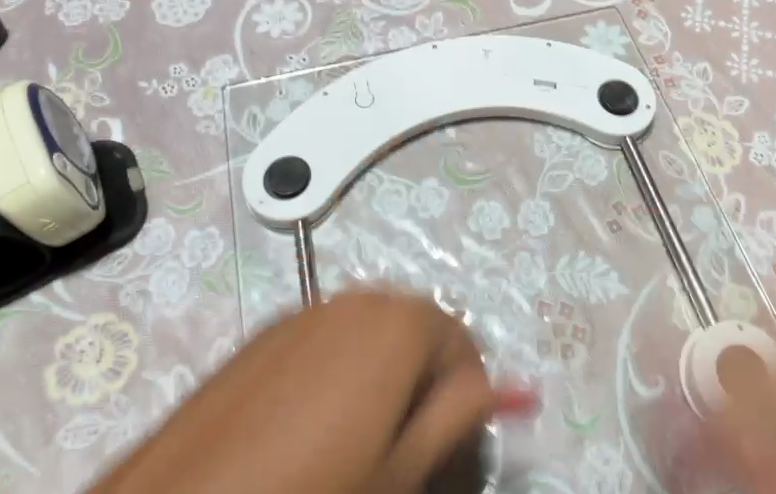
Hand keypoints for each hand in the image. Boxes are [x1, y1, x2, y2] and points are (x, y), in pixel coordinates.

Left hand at [92, 291, 505, 493]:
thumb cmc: (313, 486)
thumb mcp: (402, 466)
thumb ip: (461, 414)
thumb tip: (513, 389)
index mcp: (394, 322)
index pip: (462, 338)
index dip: (468, 392)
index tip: (456, 439)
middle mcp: (350, 300)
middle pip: (413, 328)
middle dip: (425, 379)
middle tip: (414, 444)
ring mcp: (301, 313)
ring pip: (367, 334)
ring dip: (382, 374)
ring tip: (366, 439)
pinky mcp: (262, 335)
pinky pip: (322, 340)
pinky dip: (337, 372)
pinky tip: (317, 426)